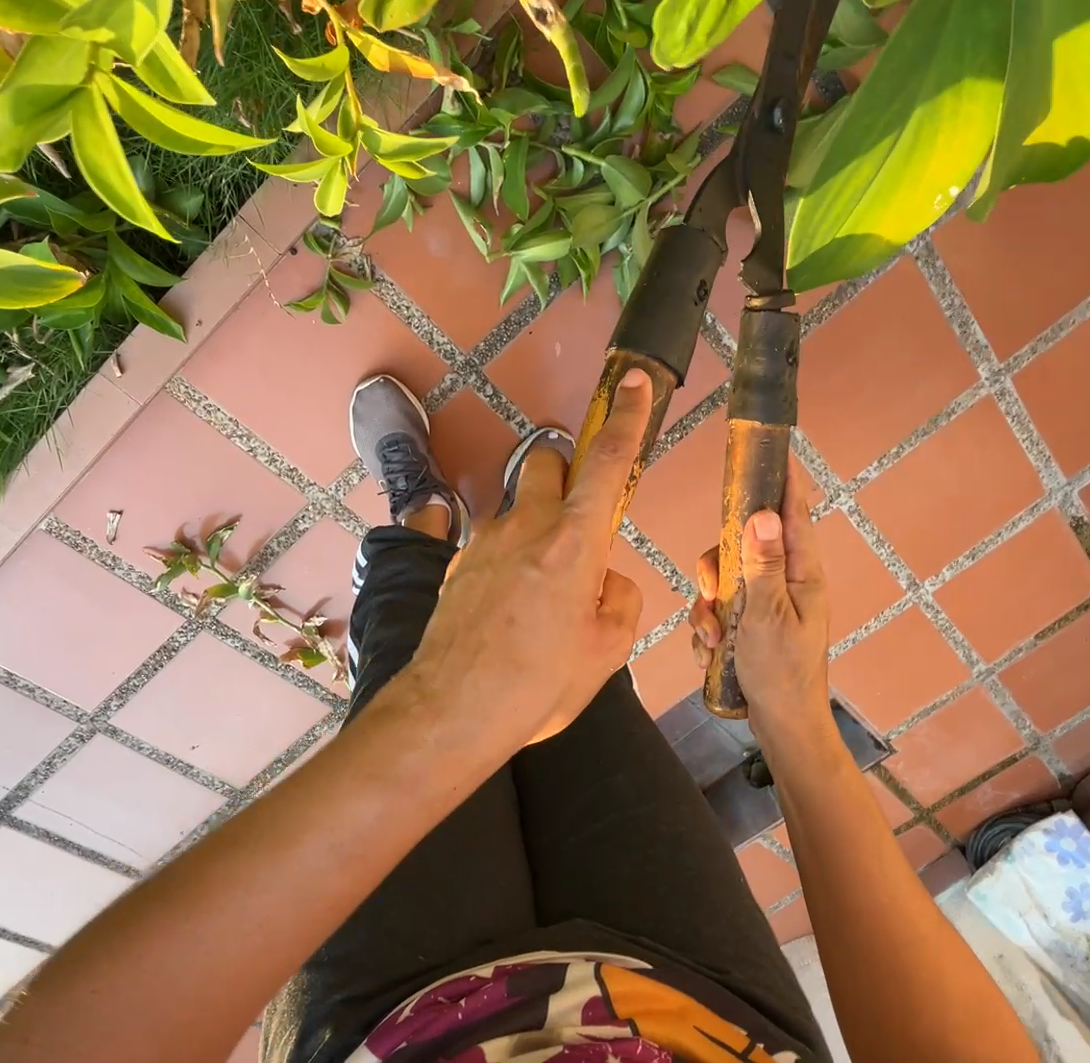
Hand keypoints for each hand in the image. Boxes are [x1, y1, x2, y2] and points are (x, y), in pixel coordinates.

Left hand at [399, 370, 651, 746]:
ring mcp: (485, 541)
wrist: (453, 708)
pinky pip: (494, 543)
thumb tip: (602, 580)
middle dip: (566, 474)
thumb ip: (617, 600)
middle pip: (547, 462)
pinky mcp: (457, 563)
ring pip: (518, 507)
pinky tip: (508, 610)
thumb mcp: (607, 650)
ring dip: (536, 527)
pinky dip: (510, 559)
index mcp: (574, 542)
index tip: (636, 380)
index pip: (607, 462)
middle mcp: (526, 526)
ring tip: (539, 592)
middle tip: (577, 524)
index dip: (627, 418)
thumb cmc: (540, 682)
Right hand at [689, 469, 836, 760]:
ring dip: (708, 606)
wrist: (782, 725)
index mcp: (802, 571)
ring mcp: (764, 602)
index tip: (768, 446)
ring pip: (722, 579)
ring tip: (714, 638)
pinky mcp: (748, 623)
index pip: (793, 510)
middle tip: (712, 592)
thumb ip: (762, 564)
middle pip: (741, 544)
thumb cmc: (783, 670)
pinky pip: (717, 609)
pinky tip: (713, 652)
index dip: (780, 477)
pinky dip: (708, 627)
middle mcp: (783, 579)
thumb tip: (762, 512)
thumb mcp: (769, 615)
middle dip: (717, 568)